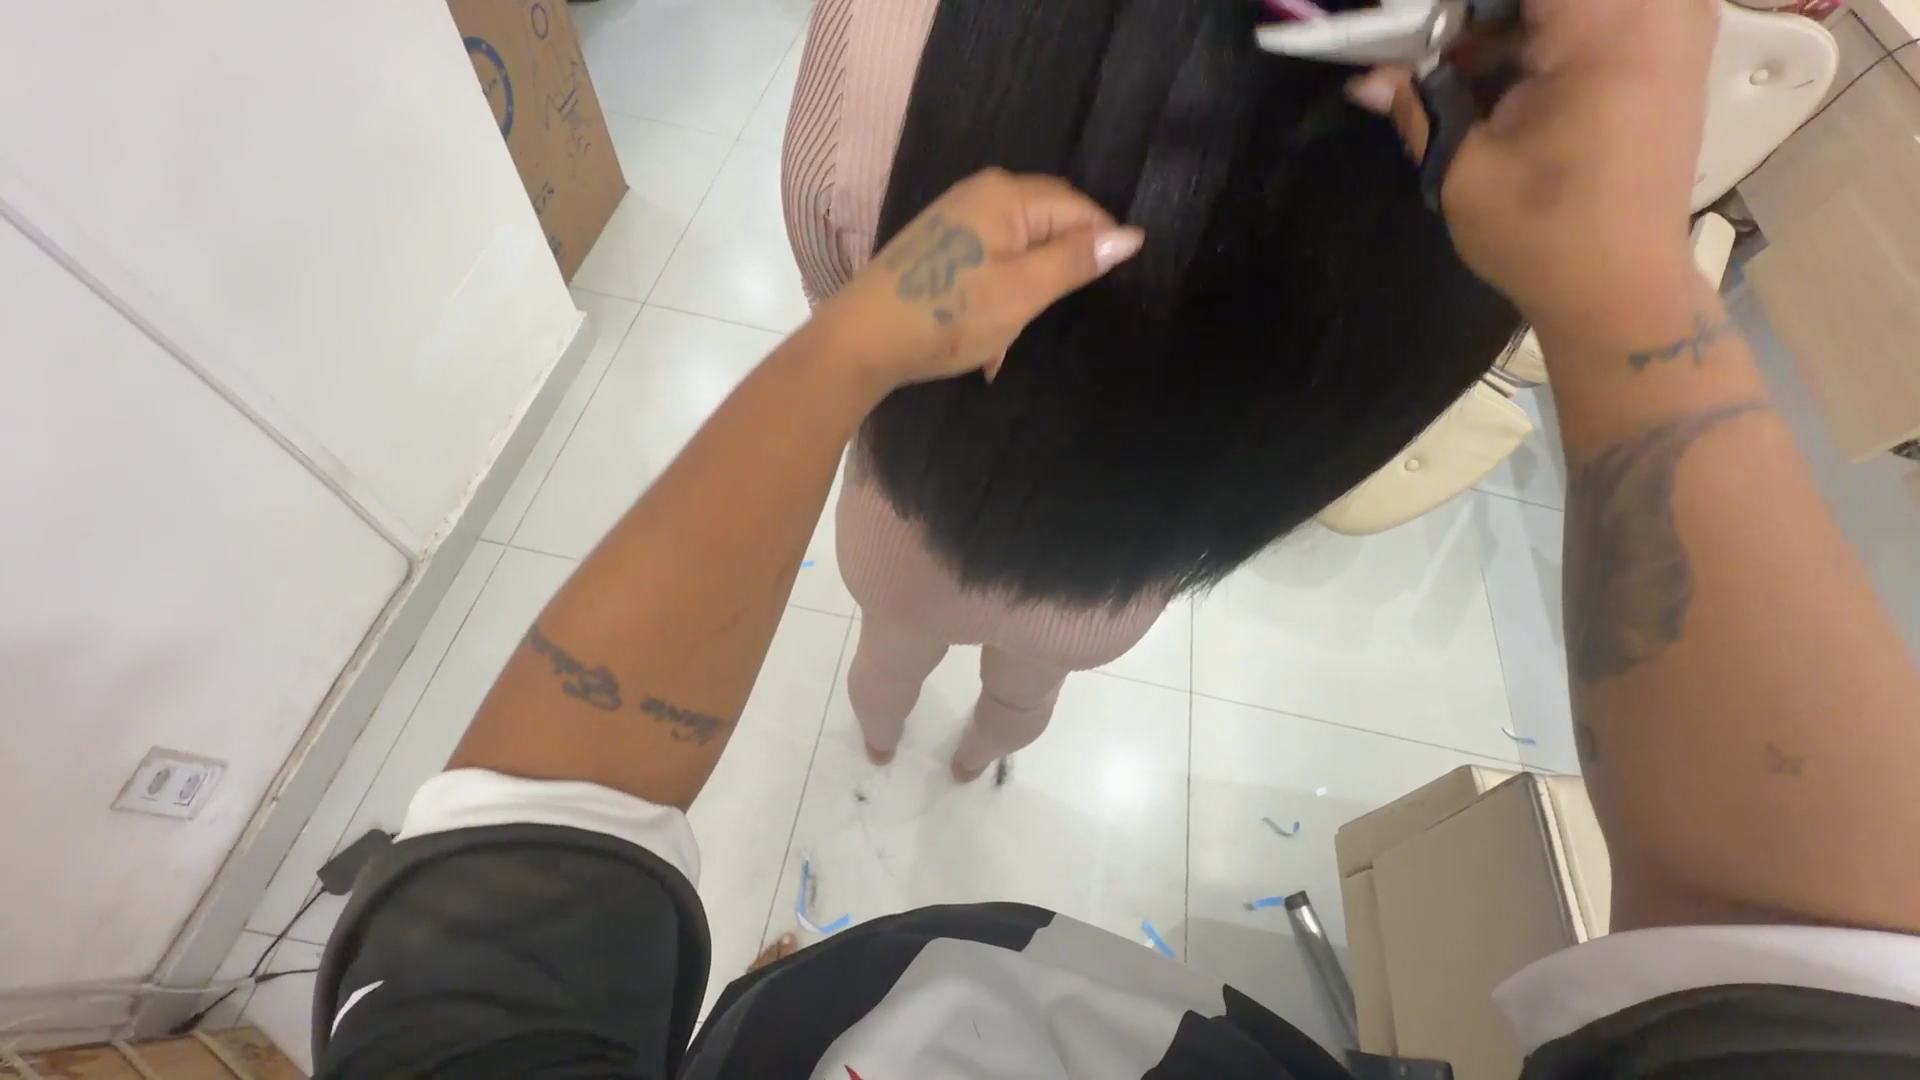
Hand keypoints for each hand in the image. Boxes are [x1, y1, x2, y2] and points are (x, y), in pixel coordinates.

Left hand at [822, 168, 1144, 387]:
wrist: (863, 341)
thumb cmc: (948, 316)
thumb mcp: (1023, 291)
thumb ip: (1075, 260)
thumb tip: (1130, 236)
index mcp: (1007, 195)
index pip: (1078, 207)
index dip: (1101, 244)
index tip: (1111, 288)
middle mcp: (979, 195)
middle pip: (1046, 224)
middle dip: (1058, 270)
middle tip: (1054, 315)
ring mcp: (954, 221)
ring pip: (1016, 252)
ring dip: (1023, 295)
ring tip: (1010, 338)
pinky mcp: (937, 249)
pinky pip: (986, 266)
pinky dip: (995, 301)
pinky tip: (987, 340)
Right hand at [1347, 0, 1720, 329]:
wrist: (1617, 283)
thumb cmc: (1537, 234)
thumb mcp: (1462, 172)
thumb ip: (1419, 108)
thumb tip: (1367, 78)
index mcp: (1607, 32)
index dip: (1459, 6)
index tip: (1418, 27)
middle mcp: (1658, 8)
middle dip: (1481, 15)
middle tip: (1433, 53)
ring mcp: (1674, 23)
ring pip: (1569, 4)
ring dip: (1509, 26)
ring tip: (1456, 69)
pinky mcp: (1668, 47)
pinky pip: (1597, 14)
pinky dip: (1542, 33)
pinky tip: (1499, 75)